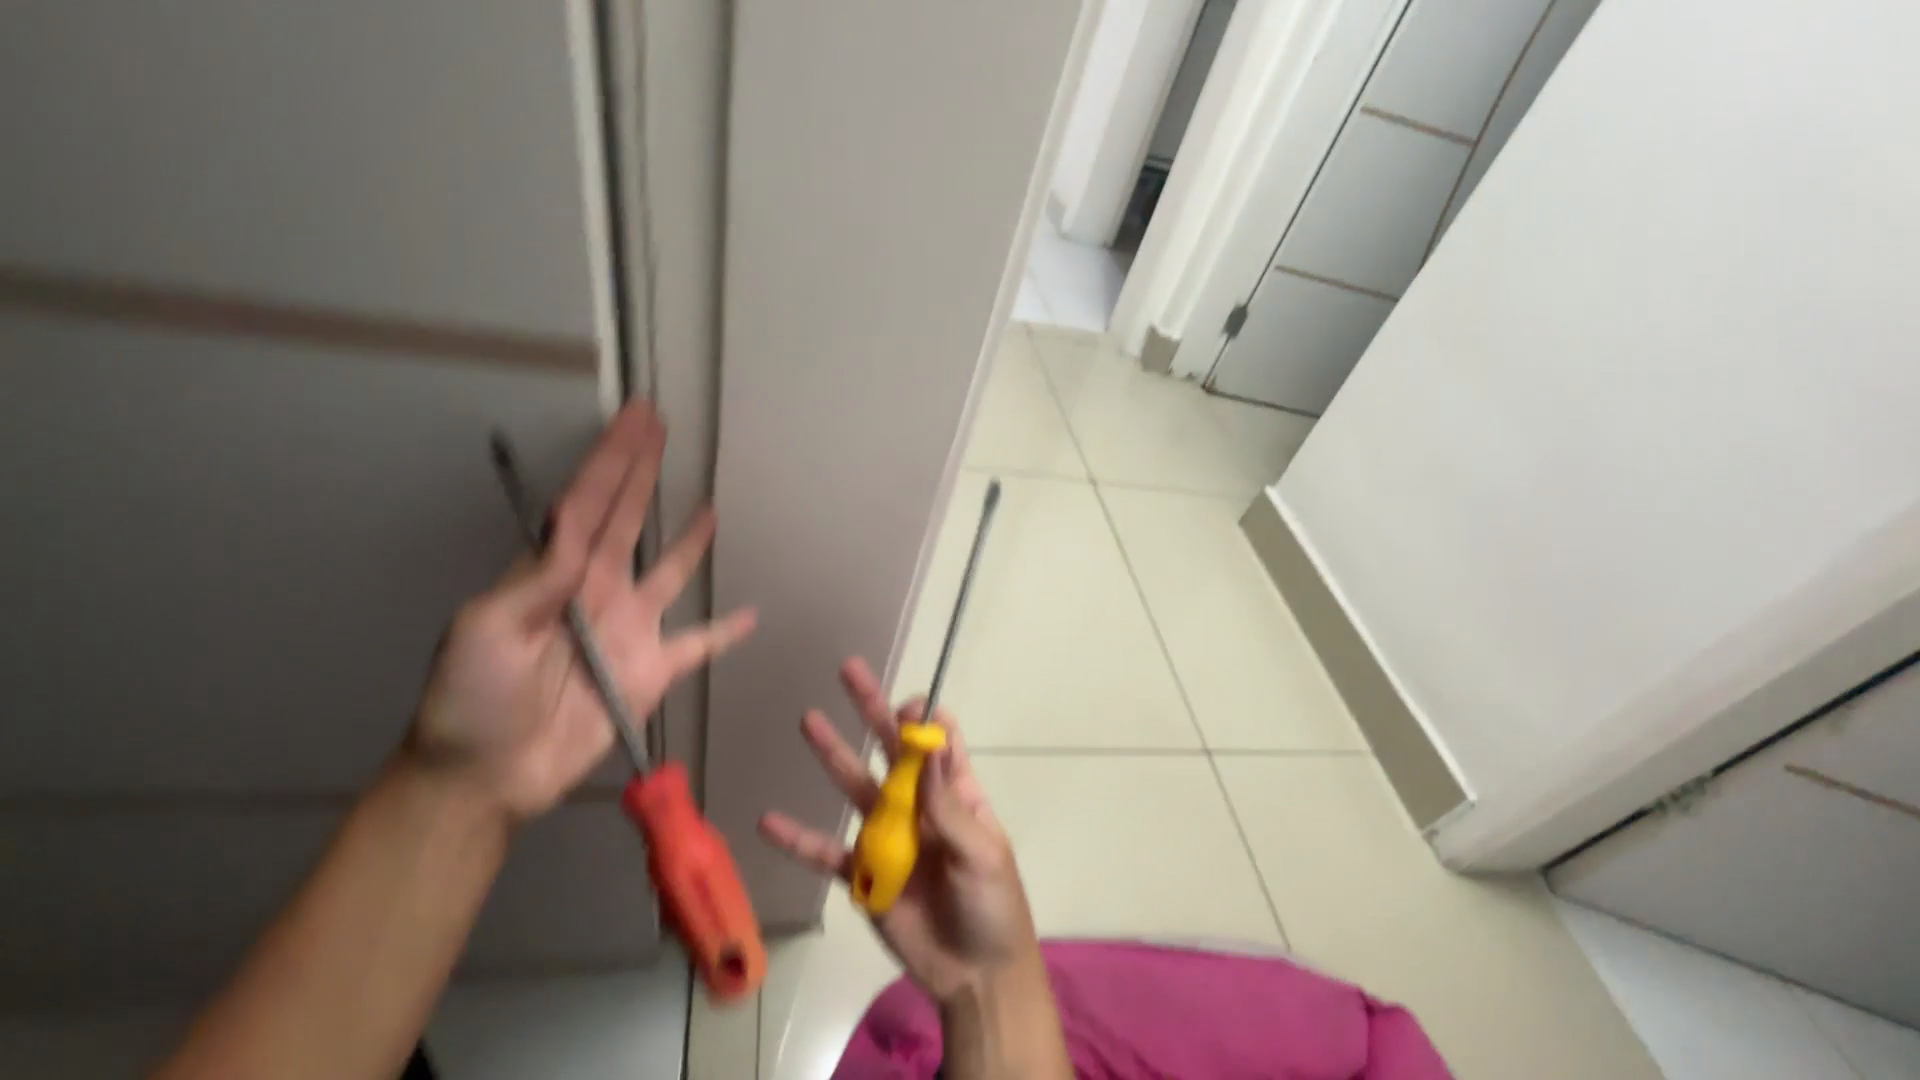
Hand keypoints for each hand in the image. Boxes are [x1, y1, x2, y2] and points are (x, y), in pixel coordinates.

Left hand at [405, 402, 756, 822]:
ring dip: (689, 542)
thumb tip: (578, 534)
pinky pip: (698, 645)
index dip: (613, 460)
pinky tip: (751, 616)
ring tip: (711, 506)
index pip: (589, 505)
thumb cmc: (472, 700)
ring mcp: (630, 632)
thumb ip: (535, 582)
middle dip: (642, 473)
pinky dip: (725, 632)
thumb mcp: (484, 632)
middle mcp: (596, 592)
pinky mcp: (652, 673)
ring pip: (668, 573)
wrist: (487, 776)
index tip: (636, 419)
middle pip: (627, 521)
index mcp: (555, 575)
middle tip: (661, 427)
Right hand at [759, 658, 1038, 1002]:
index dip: (923, 719)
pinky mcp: (864, 875)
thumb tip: (926, 740)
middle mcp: (918, 805)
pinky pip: (826, 852)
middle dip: (872, 710)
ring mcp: (888, 837)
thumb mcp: (982, 853)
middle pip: (891, 749)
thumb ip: (947, 802)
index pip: (939, 741)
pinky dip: (798, 839)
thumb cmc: (993, 907)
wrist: (976, 976)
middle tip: (849, 669)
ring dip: (833, 754)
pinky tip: (768, 820)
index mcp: (956, 794)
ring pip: (855, 787)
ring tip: (808, 719)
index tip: (907, 708)